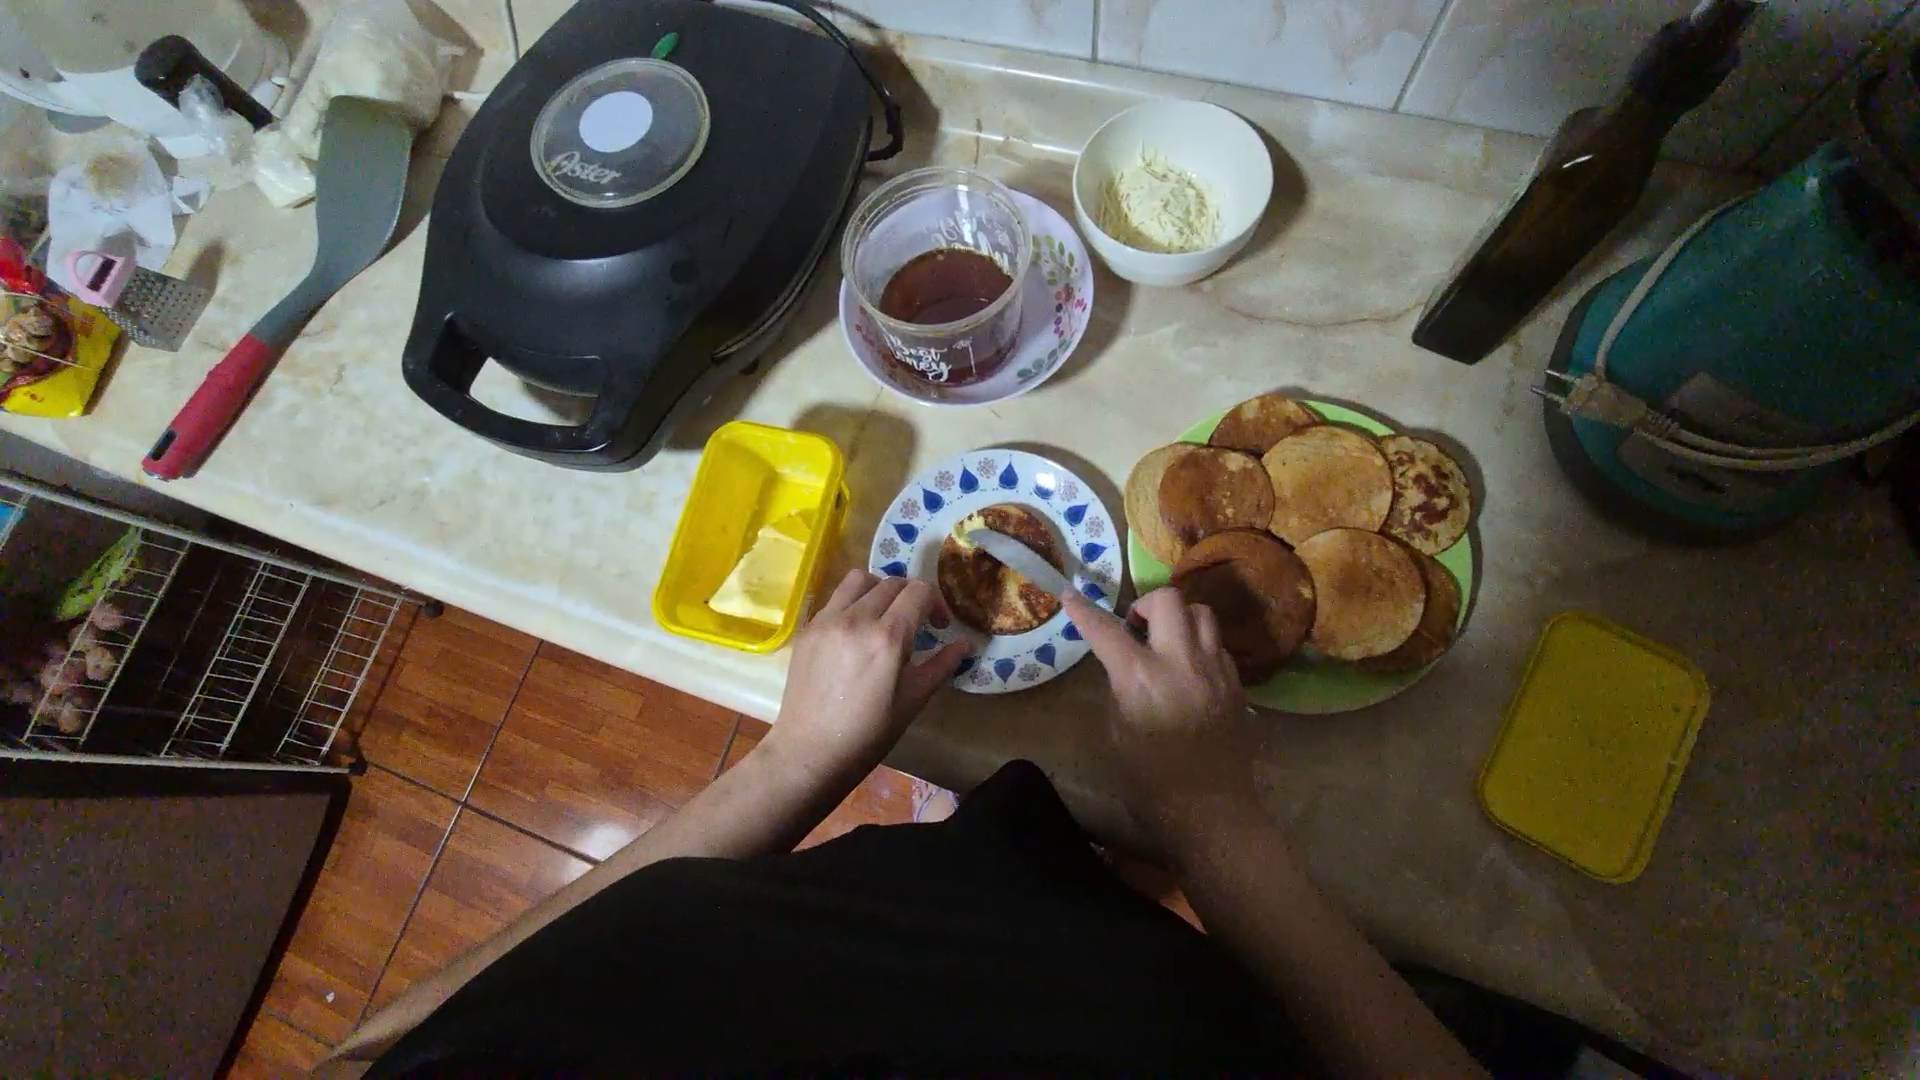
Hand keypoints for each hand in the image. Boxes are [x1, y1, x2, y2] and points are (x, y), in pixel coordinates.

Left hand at [768, 570, 970, 780]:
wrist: (811, 751)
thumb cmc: (870, 732)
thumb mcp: (914, 699)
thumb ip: (942, 664)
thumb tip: (966, 644)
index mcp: (888, 637)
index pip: (919, 591)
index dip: (935, 603)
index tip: (937, 626)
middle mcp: (856, 619)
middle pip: (892, 582)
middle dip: (911, 597)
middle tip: (915, 623)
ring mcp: (827, 620)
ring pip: (859, 580)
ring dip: (879, 589)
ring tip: (883, 615)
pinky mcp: (808, 628)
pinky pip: (835, 598)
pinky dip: (852, 603)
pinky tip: (856, 630)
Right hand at [1064, 587, 1260, 857]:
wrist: (1210, 808)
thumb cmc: (1149, 777)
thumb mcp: (1116, 729)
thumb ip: (1119, 685)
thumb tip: (1122, 662)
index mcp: (1140, 678)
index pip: (1105, 629)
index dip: (1083, 610)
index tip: (1070, 594)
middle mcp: (1180, 663)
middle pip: (1168, 599)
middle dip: (1145, 604)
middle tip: (1135, 627)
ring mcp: (1215, 670)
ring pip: (1202, 612)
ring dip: (1178, 618)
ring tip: (1166, 642)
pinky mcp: (1237, 682)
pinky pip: (1217, 644)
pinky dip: (1198, 645)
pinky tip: (1189, 670)